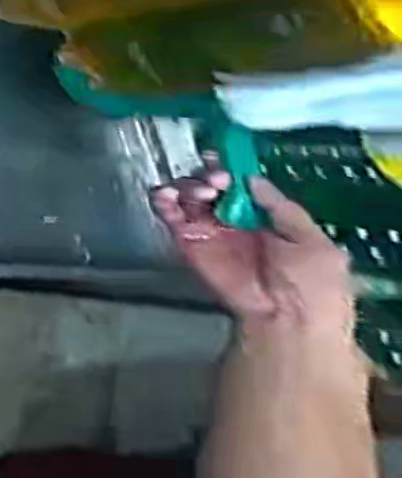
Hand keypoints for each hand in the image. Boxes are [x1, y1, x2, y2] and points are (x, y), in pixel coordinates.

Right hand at [152, 165, 353, 344]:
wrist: (285, 316)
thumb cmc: (312, 284)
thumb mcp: (315, 244)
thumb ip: (284, 210)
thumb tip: (252, 178)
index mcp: (264, 217)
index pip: (241, 185)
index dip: (230, 171)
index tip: (224, 161)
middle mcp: (232, 218)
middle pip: (209, 184)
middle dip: (208, 176)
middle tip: (215, 180)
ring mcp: (206, 226)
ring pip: (185, 192)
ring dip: (188, 185)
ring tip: (200, 193)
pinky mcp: (183, 235)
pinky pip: (165, 210)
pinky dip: (161, 198)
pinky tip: (167, 195)